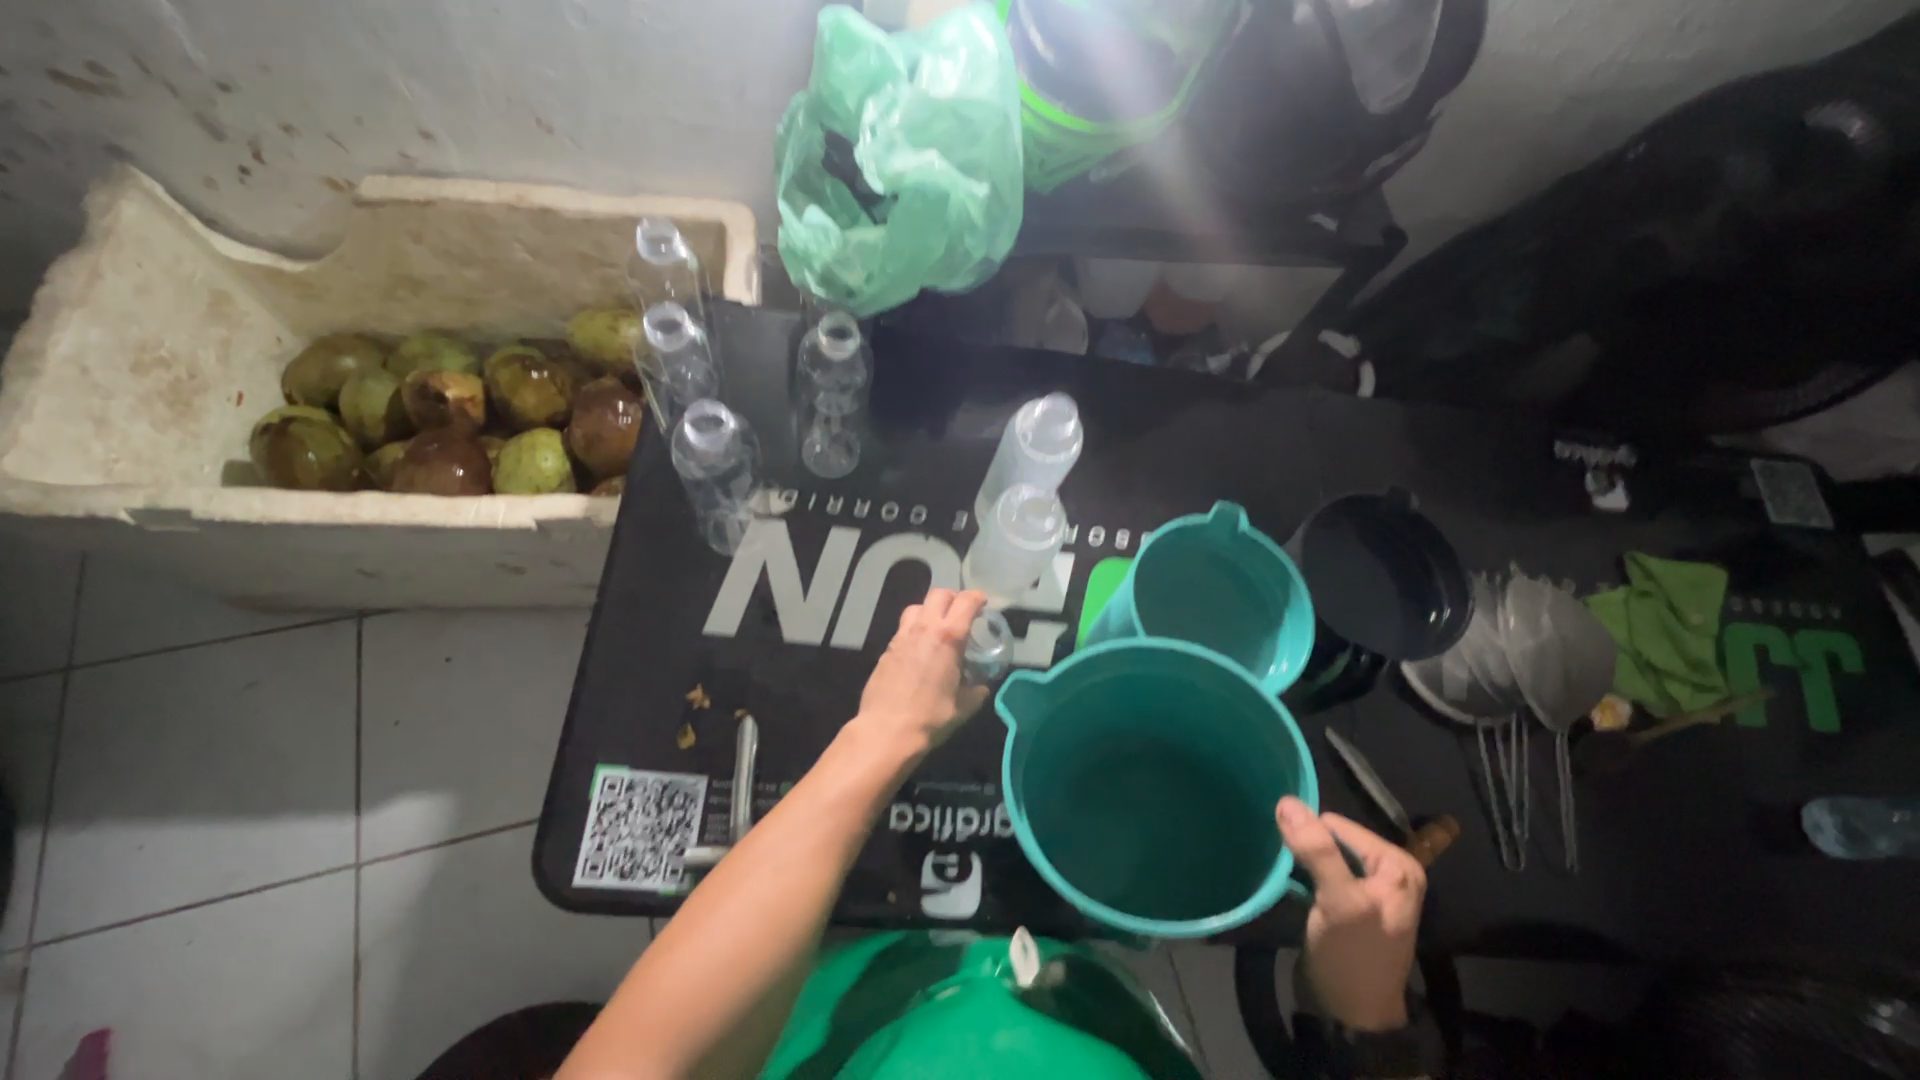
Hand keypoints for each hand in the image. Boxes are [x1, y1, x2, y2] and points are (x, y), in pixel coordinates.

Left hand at [855, 588, 989, 751]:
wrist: (887, 730)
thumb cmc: (931, 718)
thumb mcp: (963, 707)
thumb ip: (976, 692)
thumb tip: (981, 687)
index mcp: (949, 638)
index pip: (966, 602)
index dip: (977, 597)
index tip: (983, 603)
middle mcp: (924, 629)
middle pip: (938, 594)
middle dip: (953, 598)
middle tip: (961, 613)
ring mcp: (902, 637)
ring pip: (917, 607)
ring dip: (930, 610)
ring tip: (937, 628)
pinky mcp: (887, 649)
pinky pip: (903, 628)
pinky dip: (914, 629)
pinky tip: (919, 649)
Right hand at [1277, 796, 1425, 1030]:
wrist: (1352, 1015)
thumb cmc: (1352, 958)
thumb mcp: (1339, 903)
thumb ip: (1318, 852)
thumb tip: (1286, 801)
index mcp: (1396, 864)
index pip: (1337, 824)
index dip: (1309, 837)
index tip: (1288, 858)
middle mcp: (1386, 870)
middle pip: (1329, 838)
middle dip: (1303, 849)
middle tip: (1285, 869)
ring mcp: (1367, 889)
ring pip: (1321, 855)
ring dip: (1298, 863)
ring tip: (1282, 875)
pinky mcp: (1348, 905)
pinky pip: (1318, 874)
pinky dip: (1300, 877)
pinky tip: (1288, 887)